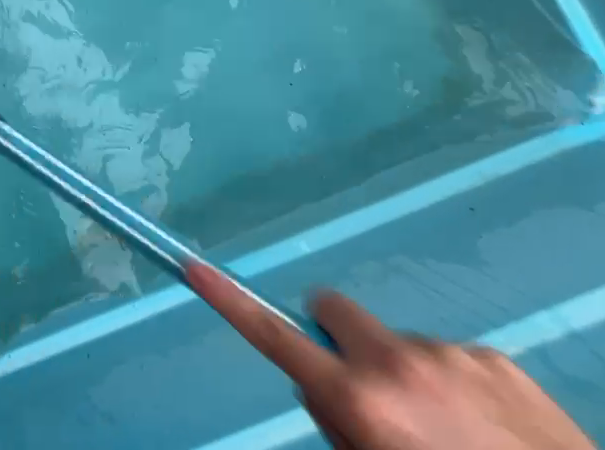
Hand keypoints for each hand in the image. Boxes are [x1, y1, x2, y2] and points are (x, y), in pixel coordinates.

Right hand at [189, 263, 592, 449]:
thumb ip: (337, 421)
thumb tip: (322, 387)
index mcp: (359, 397)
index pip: (273, 337)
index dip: (227, 301)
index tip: (193, 267)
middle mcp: (395, 362)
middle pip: (331, 308)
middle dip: (336, 334)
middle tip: (364, 384)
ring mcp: (452, 356)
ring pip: (396, 342)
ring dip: (406, 371)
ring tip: (451, 427)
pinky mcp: (500, 361)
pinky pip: (451, 358)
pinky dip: (456, 383)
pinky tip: (487, 425)